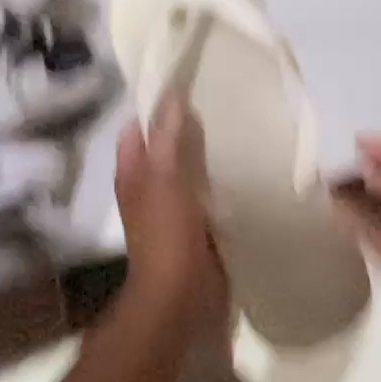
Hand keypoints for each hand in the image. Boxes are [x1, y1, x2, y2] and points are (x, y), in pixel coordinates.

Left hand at [115, 95, 226, 324]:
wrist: (181, 298)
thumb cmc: (166, 234)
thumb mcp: (165, 177)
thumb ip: (167, 136)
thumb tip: (172, 94)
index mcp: (134, 174)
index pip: (139, 129)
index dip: (156, 106)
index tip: (187, 83)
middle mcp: (150, 188)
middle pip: (166, 148)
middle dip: (187, 127)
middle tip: (221, 100)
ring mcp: (175, 210)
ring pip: (190, 171)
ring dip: (208, 155)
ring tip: (240, 127)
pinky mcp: (199, 228)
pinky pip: (210, 195)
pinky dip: (223, 182)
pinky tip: (247, 169)